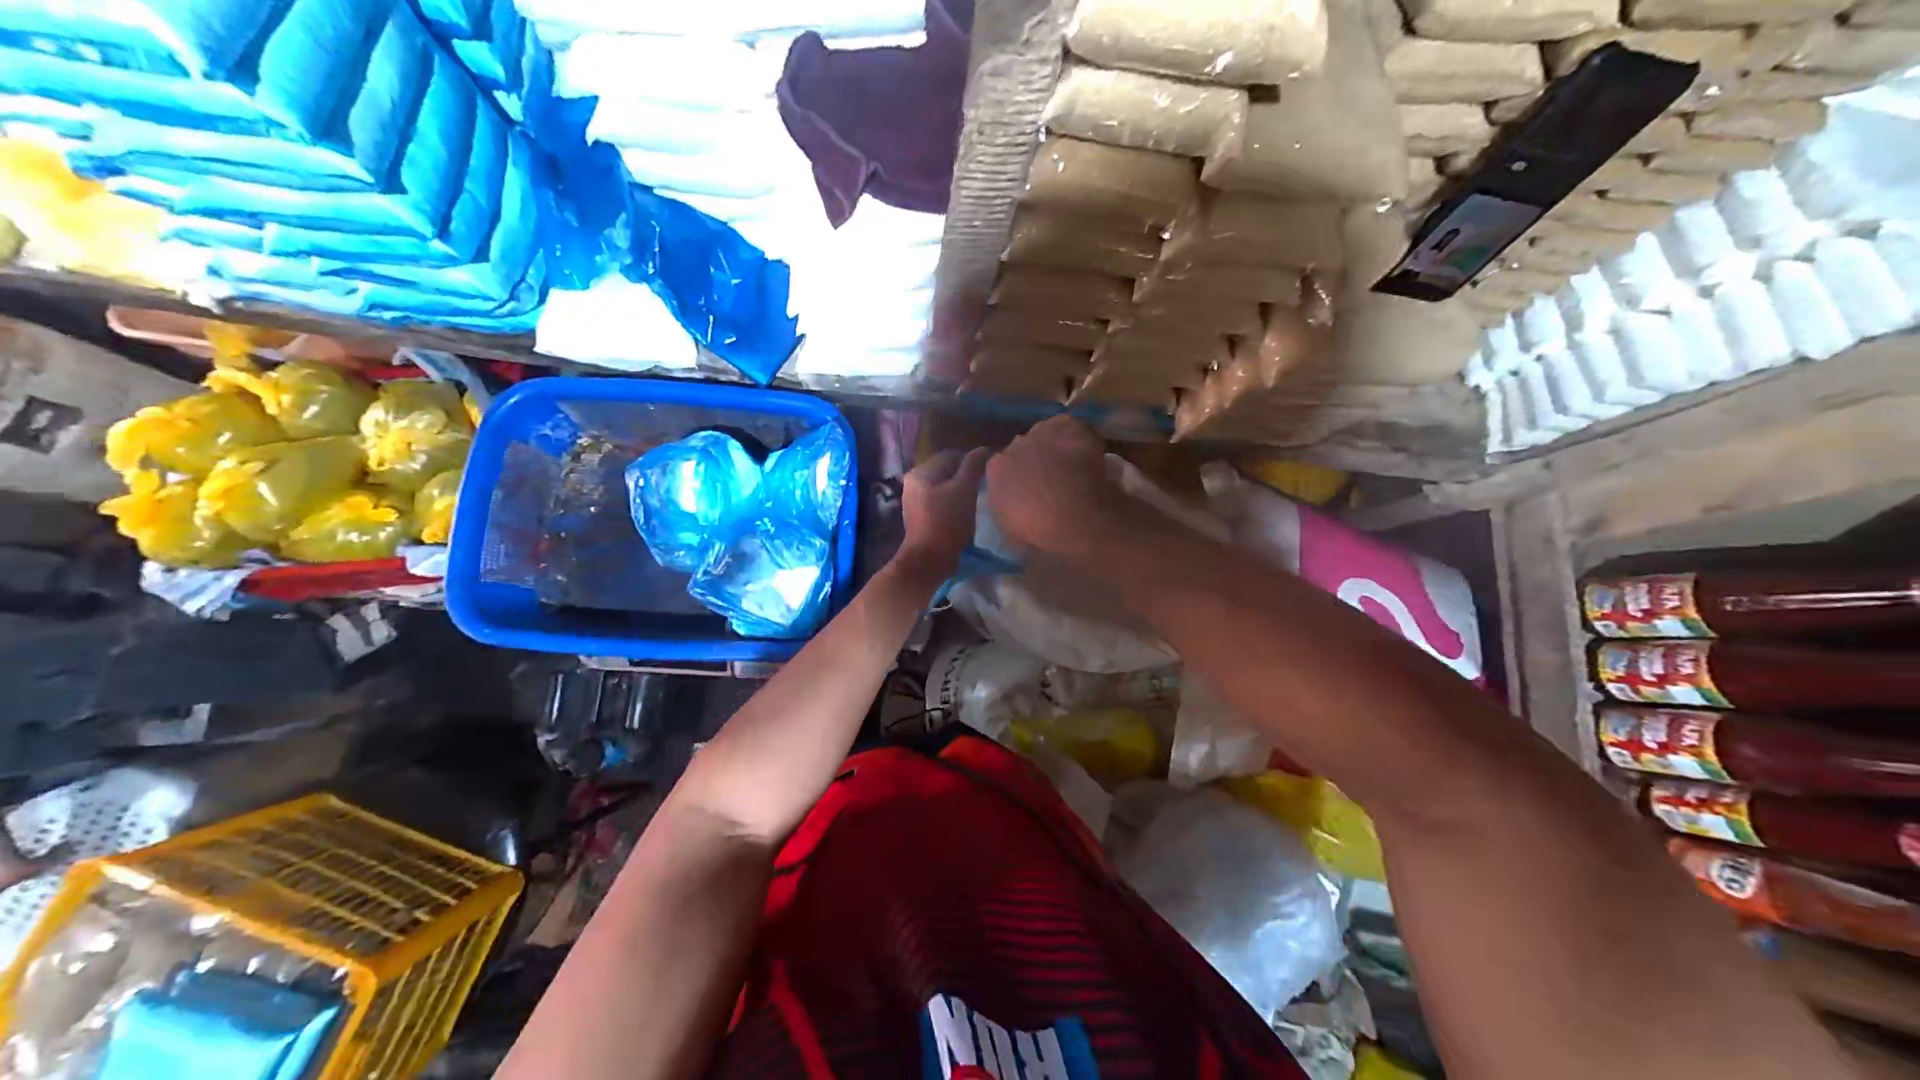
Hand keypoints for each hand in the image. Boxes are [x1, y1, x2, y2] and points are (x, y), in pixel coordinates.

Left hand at [895, 447, 989, 580]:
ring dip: (960, 490)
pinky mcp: (920, 517)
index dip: (972, 460)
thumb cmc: (947, 522)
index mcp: (921, 471)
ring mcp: (915, 500)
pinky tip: (965, 512)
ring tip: (977, 499)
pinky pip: (940, 501)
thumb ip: (973, 466)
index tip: (989, 472)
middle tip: (985, 486)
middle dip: (966, 476)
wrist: (928, 560)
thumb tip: (984, 449)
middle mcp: (913, 482)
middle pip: (946, 471)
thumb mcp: (964, 490)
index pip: (951, 455)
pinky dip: (953, 503)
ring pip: (944, 487)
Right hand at [987, 415, 1124, 554]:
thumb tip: (1015, 507)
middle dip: (1036, 459)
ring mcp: (1041, 433)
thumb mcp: (1011, 529)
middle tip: (1053, 478)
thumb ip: (1008, 509)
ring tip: (1073, 464)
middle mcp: (1014, 445)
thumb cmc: (1037, 530)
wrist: (1071, 515)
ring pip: (1046, 434)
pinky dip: (1078, 437)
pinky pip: (1071, 428)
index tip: (1031, 489)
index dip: (1018, 477)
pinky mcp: (1068, 426)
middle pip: (1024, 448)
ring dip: (1055, 445)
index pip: (1003, 466)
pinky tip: (1087, 452)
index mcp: (996, 469)